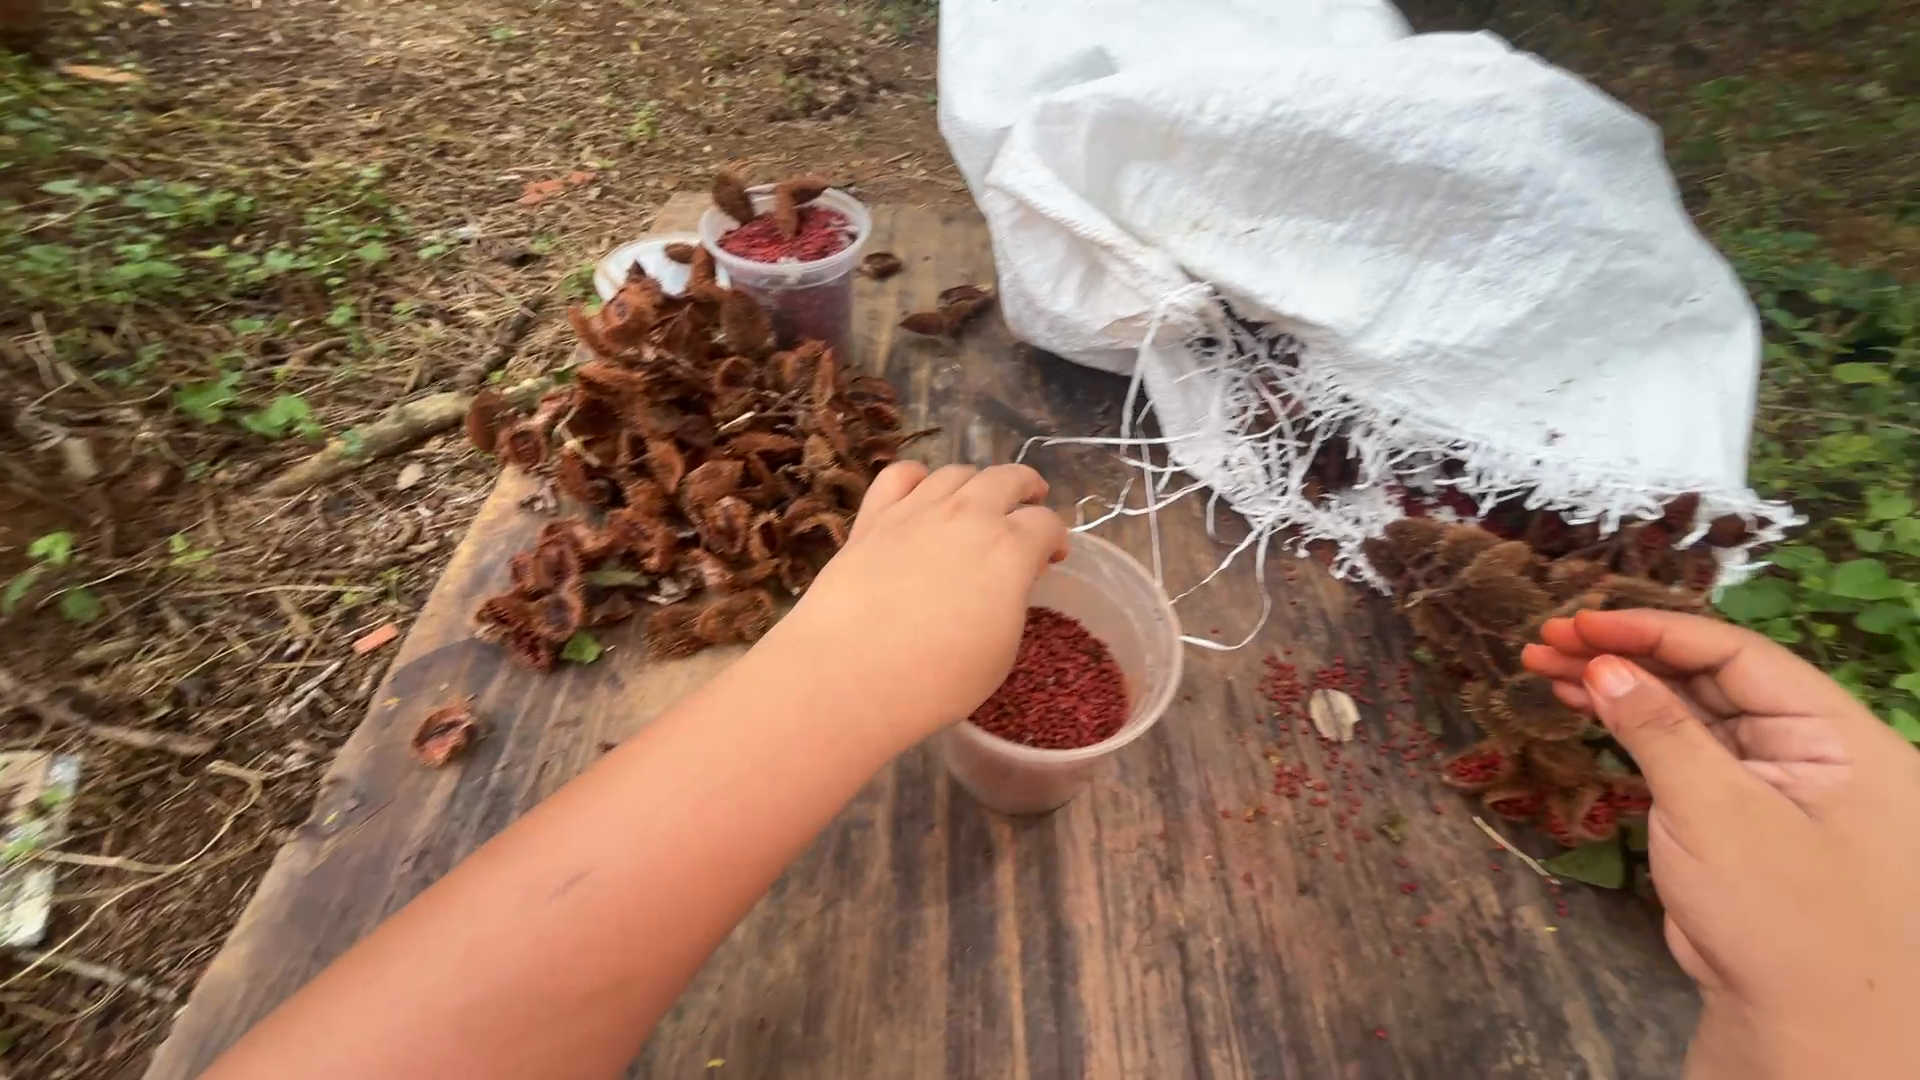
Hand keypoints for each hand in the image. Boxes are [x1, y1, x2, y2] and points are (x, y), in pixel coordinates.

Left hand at [766, 462, 1066, 741]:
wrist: (850, 675)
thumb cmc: (937, 679)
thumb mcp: (1001, 651)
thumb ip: (1011, 601)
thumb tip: (1007, 577)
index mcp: (1009, 549)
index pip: (1046, 524)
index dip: (1055, 538)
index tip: (1052, 556)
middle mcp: (968, 516)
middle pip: (1007, 478)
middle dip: (1026, 488)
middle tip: (1030, 503)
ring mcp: (916, 511)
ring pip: (955, 472)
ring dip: (976, 482)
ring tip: (977, 500)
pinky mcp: (872, 518)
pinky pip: (899, 476)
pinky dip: (917, 477)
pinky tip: (920, 492)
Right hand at [1521, 609, 1919, 1079]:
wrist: (1800, 1022)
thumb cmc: (1780, 913)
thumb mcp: (1716, 810)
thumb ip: (1659, 728)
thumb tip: (1600, 662)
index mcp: (1841, 740)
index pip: (1738, 656)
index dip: (1652, 630)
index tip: (1577, 623)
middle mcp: (1808, 747)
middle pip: (1704, 675)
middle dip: (1621, 652)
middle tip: (1543, 639)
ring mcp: (1766, 776)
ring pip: (1680, 705)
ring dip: (1611, 681)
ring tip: (1539, 663)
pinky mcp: (1726, 803)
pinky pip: (1670, 741)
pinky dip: (1619, 718)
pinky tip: (1573, 700)